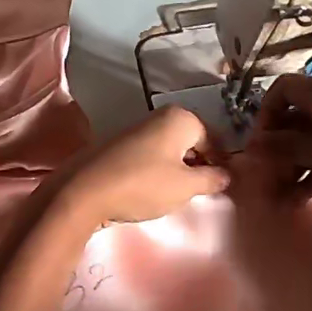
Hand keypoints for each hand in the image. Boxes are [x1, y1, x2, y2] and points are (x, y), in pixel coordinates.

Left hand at [54, 107, 231, 224]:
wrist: (84, 192)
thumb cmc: (144, 184)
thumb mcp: (186, 186)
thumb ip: (212, 179)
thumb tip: (227, 175)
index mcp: (181, 118)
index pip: (215, 140)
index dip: (222, 163)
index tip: (223, 186)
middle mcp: (161, 116)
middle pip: (193, 142)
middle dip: (200, 165)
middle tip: (201, 192)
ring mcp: (139, 129)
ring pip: (172, 149)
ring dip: (179, 169)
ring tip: (177, 194)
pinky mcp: (122, 145)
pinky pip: (153, 155)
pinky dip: (159, 170)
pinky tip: (154, 190)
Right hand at [247, 75, 311, 215]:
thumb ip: (292, 148)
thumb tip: (254, 143)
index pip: (284, 89)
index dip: (265, 116)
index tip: (259, 149)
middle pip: (297, 114)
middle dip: (278, 145)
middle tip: (267, 178)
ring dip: (295, 162)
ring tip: (281, 195)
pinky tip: (304, 196)